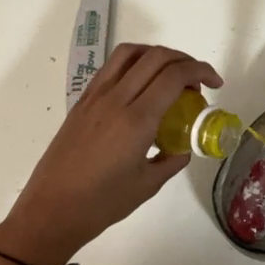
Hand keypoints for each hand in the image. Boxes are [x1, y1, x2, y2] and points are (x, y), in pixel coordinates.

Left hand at [0, 44, 220, 264]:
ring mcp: (95, 97)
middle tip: (197, 83)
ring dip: (157, 55)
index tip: (215, 84)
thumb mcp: (148, 185)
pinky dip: (134, 65)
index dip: (201, 71)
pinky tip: (141, 87)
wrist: (50, 211)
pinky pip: (111, 68)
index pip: (174, 75)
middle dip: (184, 61)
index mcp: (136, 119)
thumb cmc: (101, 204)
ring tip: (169, 76)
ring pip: (130, 53)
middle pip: (156, 57)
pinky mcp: (82, 102)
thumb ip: (172, 159)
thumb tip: (183, 147)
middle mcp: (116, 99)